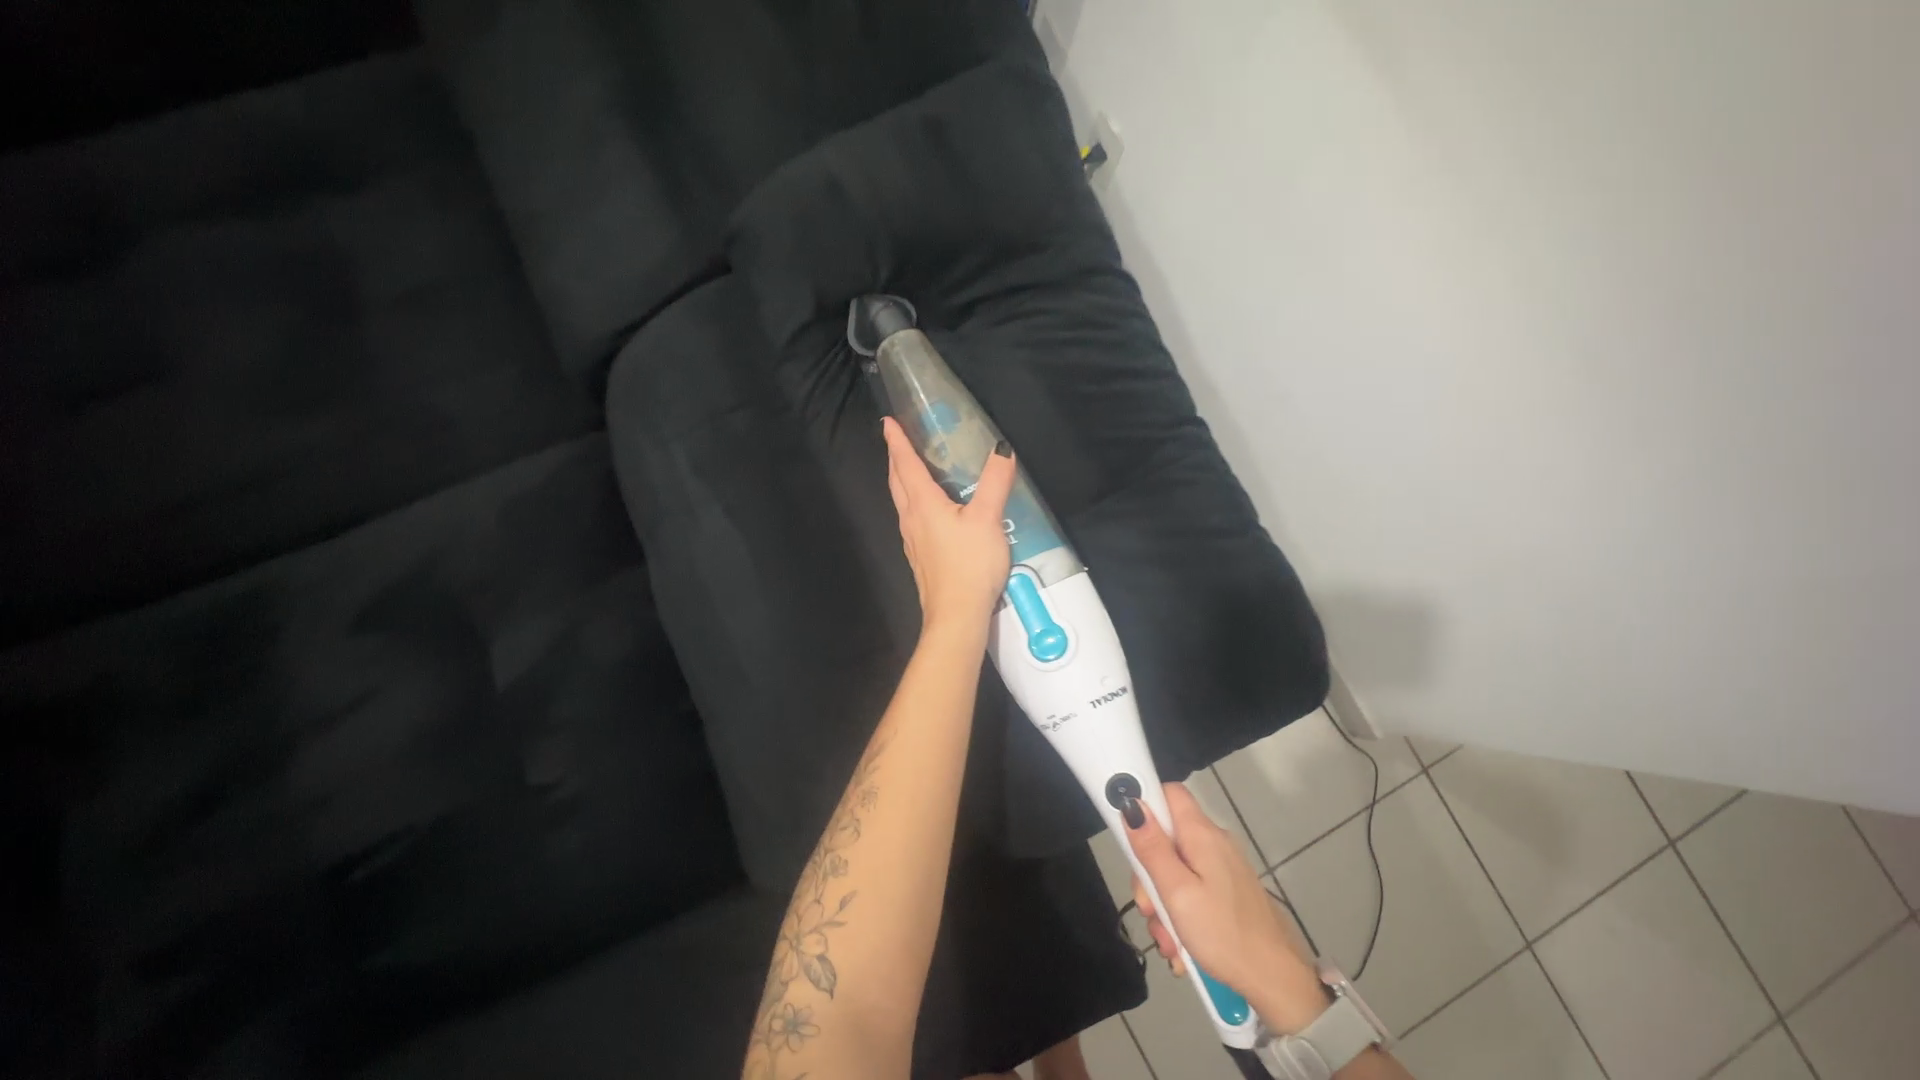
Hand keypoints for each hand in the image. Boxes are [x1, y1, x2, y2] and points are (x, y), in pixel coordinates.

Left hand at [882, 417, 1016, 634]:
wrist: (956, 615)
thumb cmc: (970, 564)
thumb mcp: (988, 519)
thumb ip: (995, 482)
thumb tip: (1002, 449)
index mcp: (923, 504)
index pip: (905, 464)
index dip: (897, 441)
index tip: (887, 422)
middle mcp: (911, 519)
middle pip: (897, 482)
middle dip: (895, 458)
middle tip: (896, 439)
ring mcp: (912, 540)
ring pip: (901, 501)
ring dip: (902, 480)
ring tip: (909, 468)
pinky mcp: (920, 558)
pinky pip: (911, 519)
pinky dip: (913, 502)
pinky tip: (925, 509)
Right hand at [1127, 783, 1329, 1033]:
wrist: (1276, 981)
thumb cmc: (1223, 934)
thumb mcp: (1177, 893)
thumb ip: (1152, 848)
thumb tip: (1132, 804)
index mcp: (1202, 835)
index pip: (1168, 793)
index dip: (1144, 805)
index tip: (1128, 837)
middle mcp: (1214, 844)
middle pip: (1166, 839)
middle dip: (1149, 875)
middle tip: (1148, 908)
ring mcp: (1222, 870)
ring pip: (1175, 872)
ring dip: (1162, 905)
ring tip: (1168, 941)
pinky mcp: (1227, 893)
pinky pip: (1191, 892)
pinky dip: (1180, 915)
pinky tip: (1181, 946)